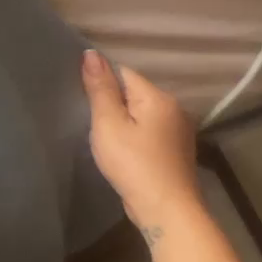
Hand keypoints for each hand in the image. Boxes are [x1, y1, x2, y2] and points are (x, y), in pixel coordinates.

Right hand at [82, 50, 201, 240]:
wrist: (165, 208)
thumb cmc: (132, 162)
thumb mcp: (108, 123)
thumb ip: (100, 88)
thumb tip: (92, 54)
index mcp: (158, 98)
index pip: (123, 73)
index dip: (100, 82)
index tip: (82, 99)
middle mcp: (174, 108)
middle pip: (133, 92)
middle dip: (111, 100)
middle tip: (89, 118)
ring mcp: (178, 129)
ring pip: (140, 111)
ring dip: (122, 117)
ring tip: (103, 133)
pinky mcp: (175, 148)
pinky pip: (148, 128)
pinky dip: (133, 132)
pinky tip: (122, 147)